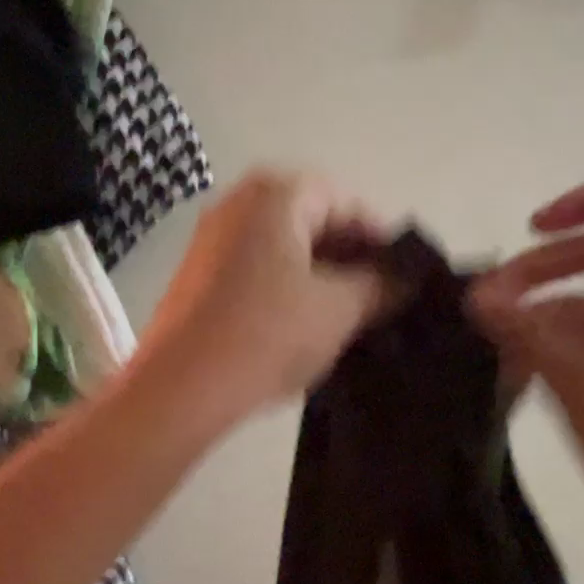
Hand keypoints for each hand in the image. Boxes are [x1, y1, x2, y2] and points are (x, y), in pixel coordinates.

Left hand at [142, 170, 387, 411]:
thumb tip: (404, 277)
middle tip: (379, 304)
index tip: (404, 280)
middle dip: (348, 261)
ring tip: (346, 323)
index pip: (346, 202)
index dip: (380, 241)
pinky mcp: (194, 281)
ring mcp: (209, 242)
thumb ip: (380, 285)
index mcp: (275, 194)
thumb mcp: (338, 309)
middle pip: (311, 223)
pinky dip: (283, 295)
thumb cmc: (266, 335)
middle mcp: (237, 204)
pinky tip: (300, 333)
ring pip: (282, 253)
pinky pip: (254, 275)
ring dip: (317, 281)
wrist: (180, 389)